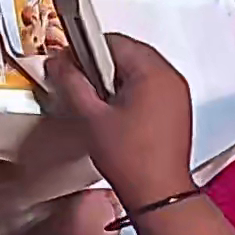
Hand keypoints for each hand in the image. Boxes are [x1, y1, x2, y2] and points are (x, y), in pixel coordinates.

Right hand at [47, 34, 195, 209]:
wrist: (158, 193)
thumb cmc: (130, 158)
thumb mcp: (90, 116)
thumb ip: (72, 83)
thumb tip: (58, 61)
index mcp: (152, 72)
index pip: (112, 41)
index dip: (84, 50)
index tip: (68, 64)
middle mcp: (170, 77)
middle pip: (127, 53)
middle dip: (99, 65)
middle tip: (80, 84)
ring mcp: (176, 92)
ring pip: (137, 69)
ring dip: (114, 77)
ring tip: (96, 102)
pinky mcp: (176, 107)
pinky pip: (149, 85)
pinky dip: (129, 90)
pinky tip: (114, 111)